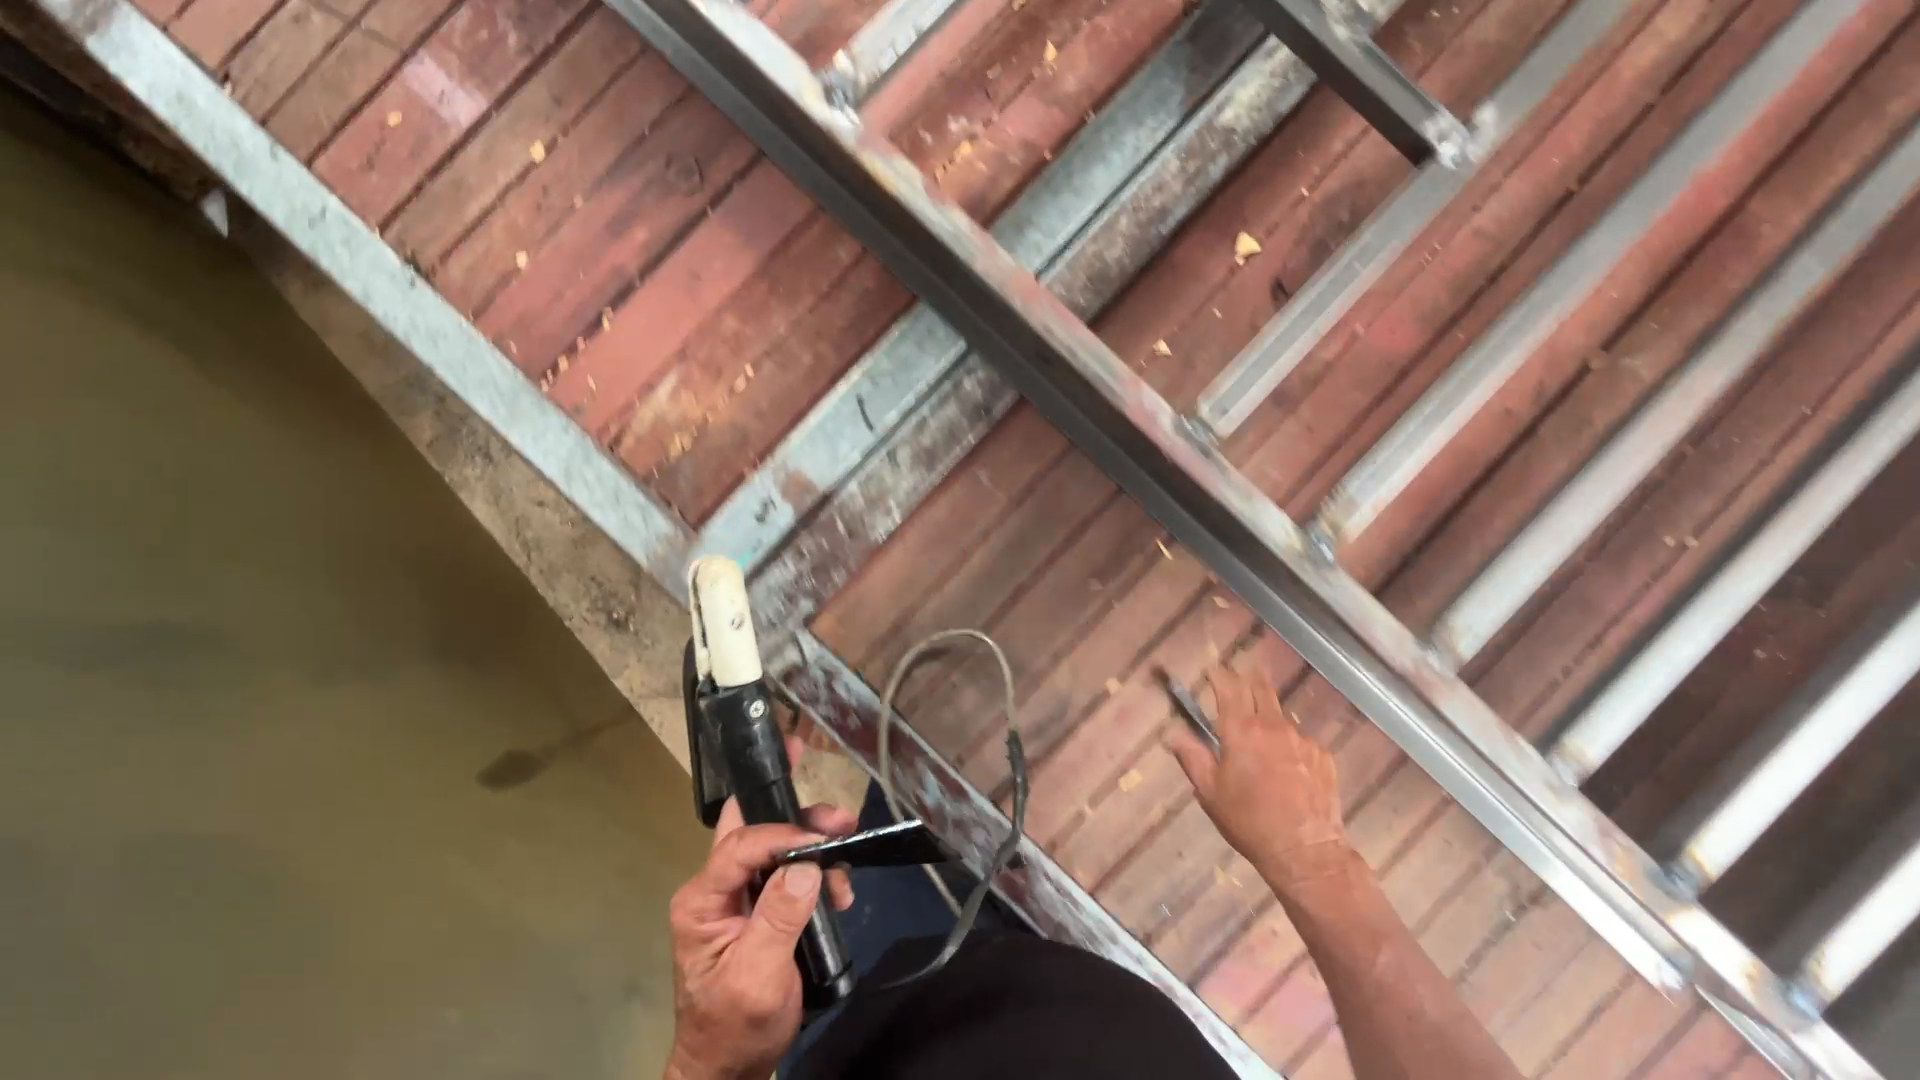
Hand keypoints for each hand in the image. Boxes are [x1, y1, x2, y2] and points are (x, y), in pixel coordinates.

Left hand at [665, 744, 855, 1079]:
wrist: (730, 1068)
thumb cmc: (736, 1026)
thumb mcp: (758, 977)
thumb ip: (779, 918)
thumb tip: (806, 864)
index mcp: (702, 900)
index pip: (739, 844)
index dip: (782, 832)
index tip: (824, 838)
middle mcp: (715, 888)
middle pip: (751, 828)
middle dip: (797, 816)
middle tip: (841, 820)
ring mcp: (736, 897)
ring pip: (773, 845)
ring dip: (813, 844)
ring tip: (847, 856)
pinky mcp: (759, 908)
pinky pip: (786, 872)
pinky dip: (816, 871)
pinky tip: (839, 890)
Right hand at [1166, 669, 1346, 885]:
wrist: (1305, 851)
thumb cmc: (1248, 822)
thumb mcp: (1209, 792)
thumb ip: (1192, 757)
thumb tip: (1173, 733)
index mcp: (1241, 731)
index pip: (1229, 687)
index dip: (1218, 675)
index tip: (1211, 671)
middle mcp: (1273, 726)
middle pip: (1260, 688)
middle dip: (1246, 680)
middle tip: (1237, 681)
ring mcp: (1302, 739)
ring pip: (1281, 716)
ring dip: (1267, 715)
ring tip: (1260, 735)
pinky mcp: (1322, 755)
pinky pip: (1300, 739)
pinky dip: (1288, 743)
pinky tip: (1286, 766)